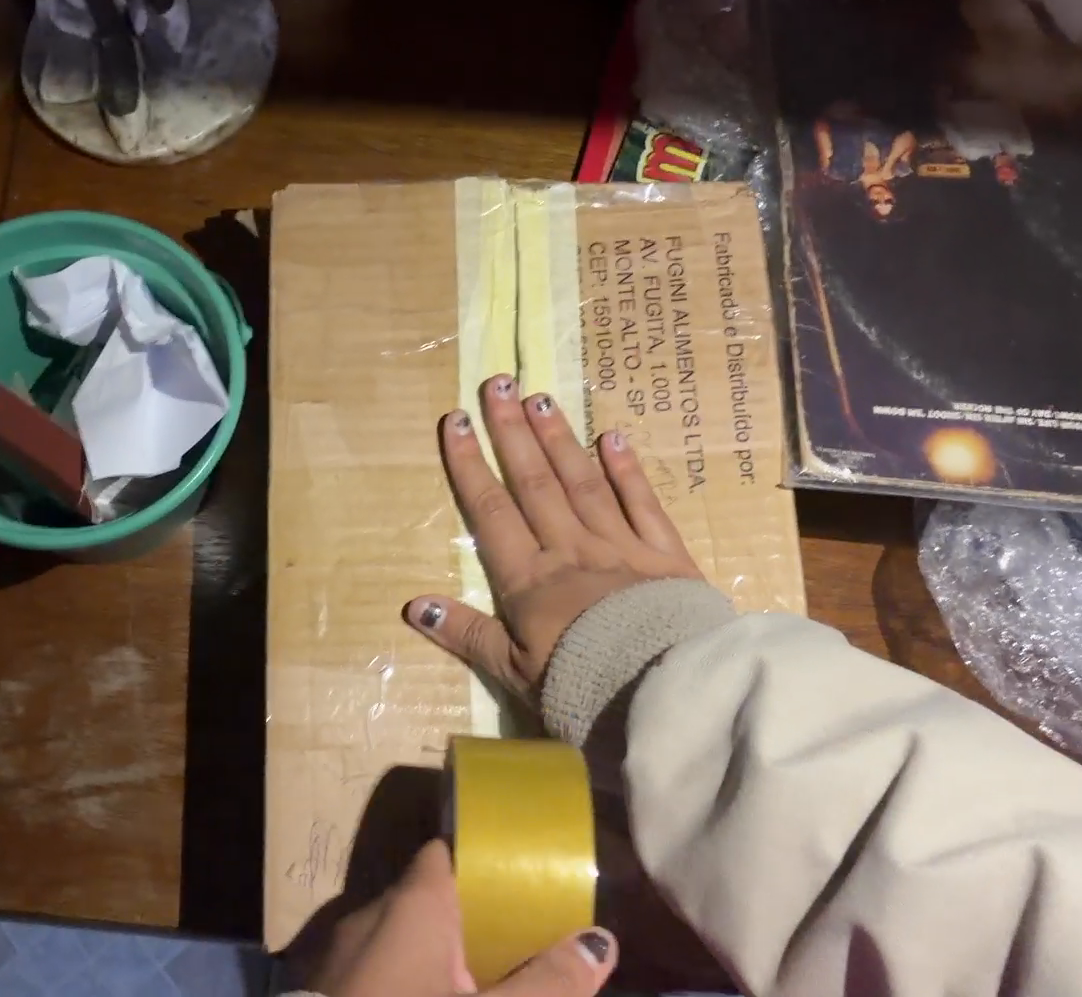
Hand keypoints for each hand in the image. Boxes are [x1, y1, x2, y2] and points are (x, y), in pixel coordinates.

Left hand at [305, 841, 617, 996]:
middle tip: (508, 947)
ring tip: (469, 984)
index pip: (446, 855)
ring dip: (430, 961)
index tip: (516, 882)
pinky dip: (400, 985)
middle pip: (426, 902)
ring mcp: (341, 956)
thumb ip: (547, 983)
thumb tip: (601, 941)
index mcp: (413, 903)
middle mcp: (372, 914)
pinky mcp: (325, 993)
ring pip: (397, 943)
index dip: (480, 864)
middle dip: (464, 923)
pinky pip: (374, 975)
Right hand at [404, 375, 703, 703]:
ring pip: (583, 482)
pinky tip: (612, 436)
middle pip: (535, 482)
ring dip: (560, 439)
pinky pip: (643, 504)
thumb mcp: (513, 672)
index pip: (491, 510)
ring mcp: (621, 547)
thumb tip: (413, 604)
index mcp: (531, 579)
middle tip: (499, 384)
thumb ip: (465, 634)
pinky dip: (627, 470)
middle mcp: (571, 549)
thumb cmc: (583, 688)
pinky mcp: (666, 556)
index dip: (471, 463)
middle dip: (513, 431)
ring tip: (542, 398)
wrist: (667, 698)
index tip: (458, 421)